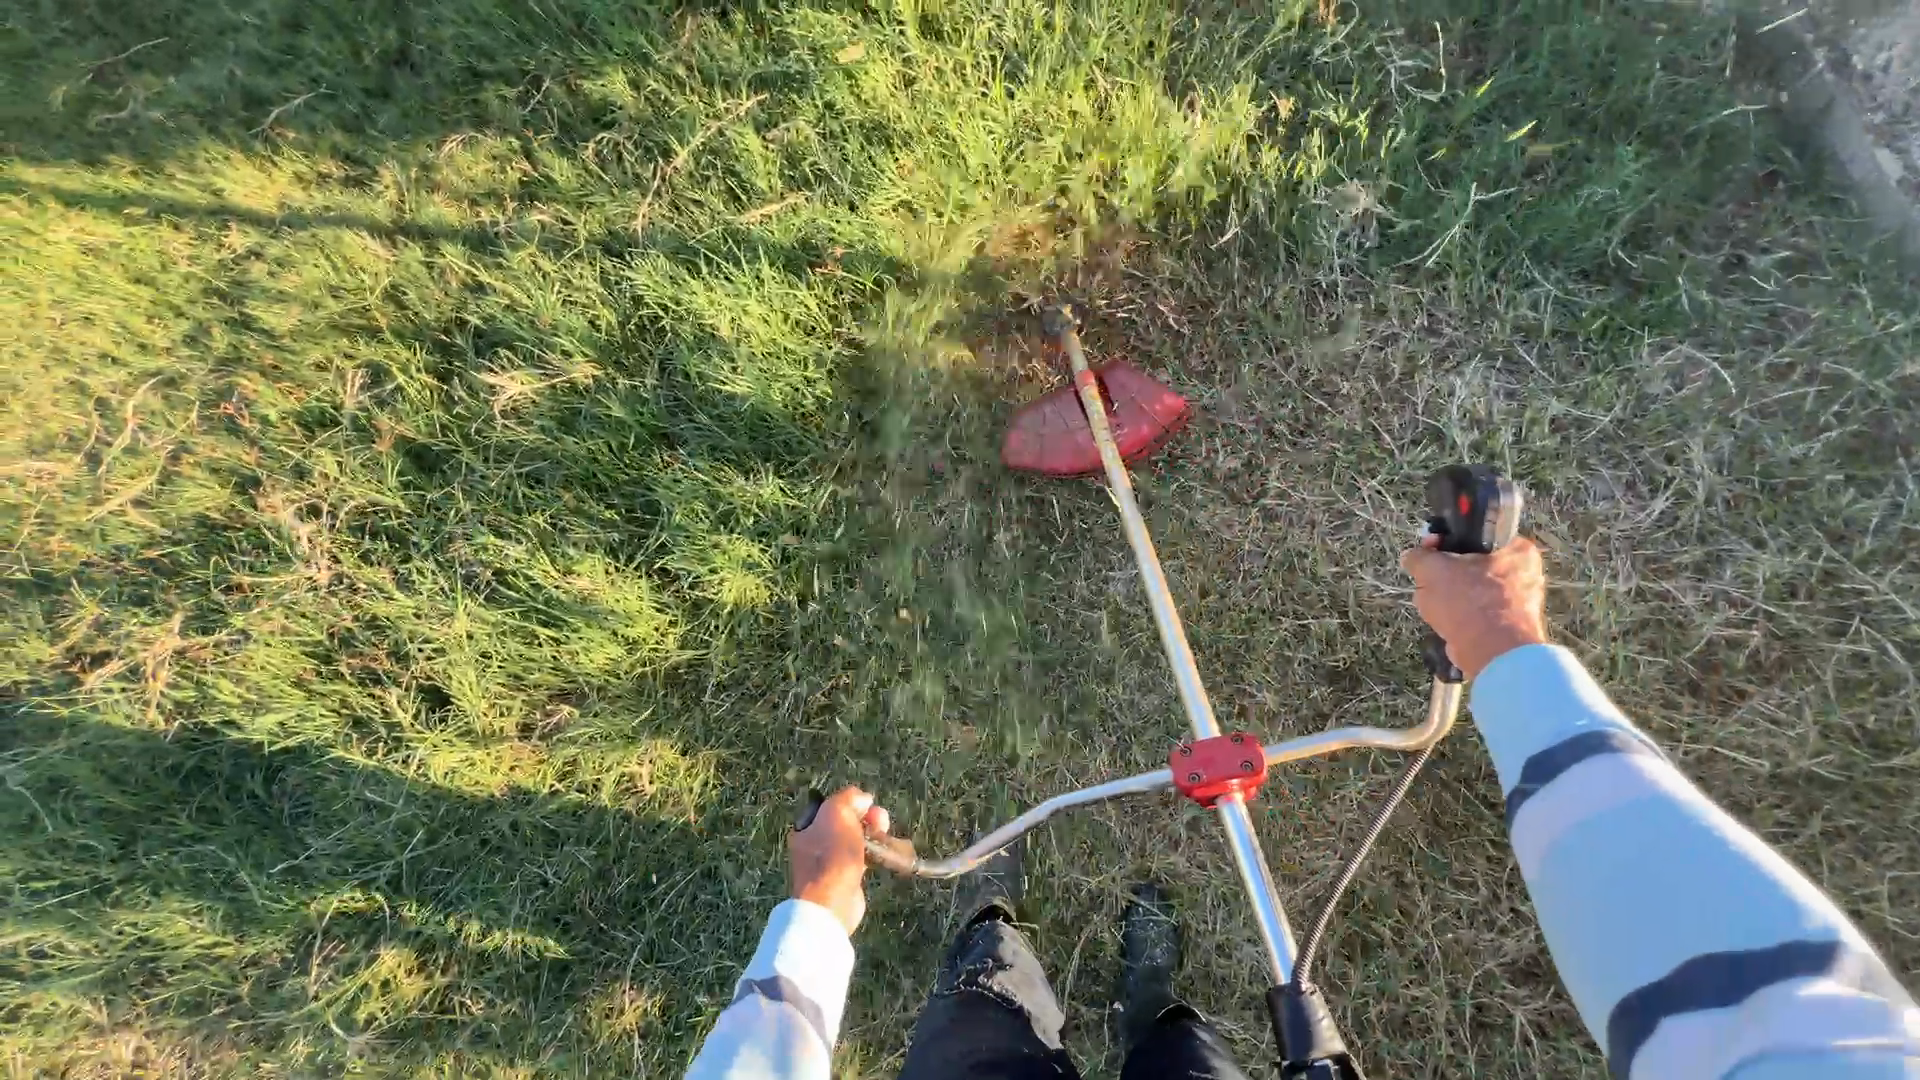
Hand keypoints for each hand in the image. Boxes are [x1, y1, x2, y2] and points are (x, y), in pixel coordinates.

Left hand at [791, 786, 890, 934]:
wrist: (832, 899)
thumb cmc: (832, 852)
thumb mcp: (837, 812)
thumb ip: (848, 798)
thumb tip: (863, 798)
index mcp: (805, 827)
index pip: (832, 806)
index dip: (853, 802)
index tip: (869, 804)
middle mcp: (813, 844)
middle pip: (845, 822)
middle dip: (866, 816)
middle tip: (881, 819)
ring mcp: (828, 863)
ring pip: (854, 839)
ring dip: (872, 833)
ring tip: (885, 833)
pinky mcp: (843, 879)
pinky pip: (859, 858)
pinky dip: (872, 852)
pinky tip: (883, 852)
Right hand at [1400, 535, 1549, 678]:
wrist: (1492, 651)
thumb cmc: (1468, 602)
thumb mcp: (1432, 569)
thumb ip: (1419, 556)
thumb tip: (1412, 556)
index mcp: (1517, 549)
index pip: (1476, 536)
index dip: (1447, 541)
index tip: (1429, 550)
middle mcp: (1526, 573)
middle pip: (1468, 565)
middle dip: (1443, 575)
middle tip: (1429, 582)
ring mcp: (1520, 601)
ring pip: (1469, 590)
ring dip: (1447, 598)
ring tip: (1436, 607)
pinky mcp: (1509, 624)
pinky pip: (1475, 612)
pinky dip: (1458, 616)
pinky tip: (1447, 623)